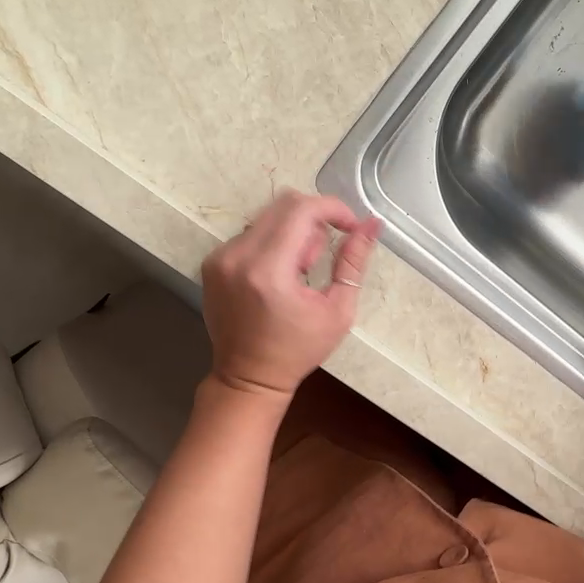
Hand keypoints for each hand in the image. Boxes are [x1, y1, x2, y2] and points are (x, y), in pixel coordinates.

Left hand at [201, 193, 381, 398]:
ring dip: (292, 233)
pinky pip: (250, 233)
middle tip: (322, 256)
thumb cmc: (298, 350)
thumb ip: (353, 264)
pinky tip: (279, 277)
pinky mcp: (212, 262)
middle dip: (314, 220)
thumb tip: (371, 224)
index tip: (351, 226)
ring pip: (267, 217)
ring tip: (299, 272)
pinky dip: (272, 244)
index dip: (333, 209)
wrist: (248, 377)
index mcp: (269, 270)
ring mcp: (219, 258)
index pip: (302, 210)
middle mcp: (237, 256)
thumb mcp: (337, 311)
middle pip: (283, 205)